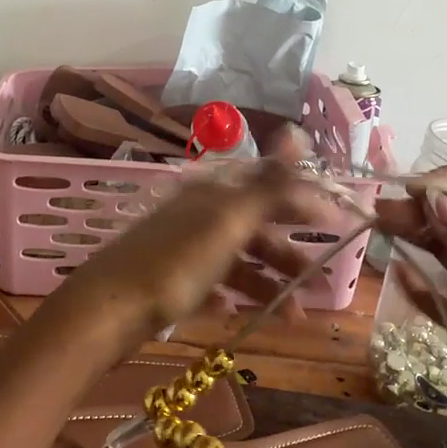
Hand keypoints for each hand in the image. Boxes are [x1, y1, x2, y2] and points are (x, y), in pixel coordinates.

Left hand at [47, 149, 330, 345]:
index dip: (302, 200)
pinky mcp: (166, 281)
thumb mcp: (228, 222)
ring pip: (236, 258)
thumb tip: (298, 130)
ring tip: (294, 317)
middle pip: (253, 225)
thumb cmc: (175, 264)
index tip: (339, 222)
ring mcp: (180, 247)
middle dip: (289, 251)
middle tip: (321, 282)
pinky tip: (240, 317)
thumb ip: (268, 182)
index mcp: (213, 193)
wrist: (107, 310)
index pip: (267, 186)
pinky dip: (231, 297)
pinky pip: (210, 284)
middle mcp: (198, 213)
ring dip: (268, 284)